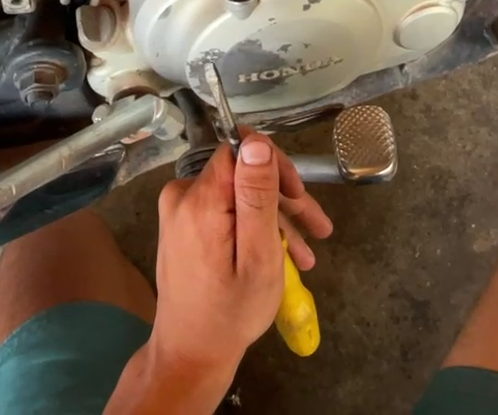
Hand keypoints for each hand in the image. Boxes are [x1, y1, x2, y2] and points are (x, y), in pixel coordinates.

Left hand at [121, 134, 331, 408]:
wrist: (190, 356)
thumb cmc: (230, 313)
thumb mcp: (258, 256)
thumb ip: (257, 196)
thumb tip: (257, 142)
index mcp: (199, 200)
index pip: (240, 149)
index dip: (273, 164)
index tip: (297, 194)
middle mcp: (182, 196)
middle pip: (242, 172)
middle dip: (283, 196)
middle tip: (317, 226)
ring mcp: (180, 210)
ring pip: (238, 193)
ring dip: (275, 216)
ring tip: (308, 250)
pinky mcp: (184, 224)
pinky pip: (226, 210)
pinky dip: (254, 226)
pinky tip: (284, 253)